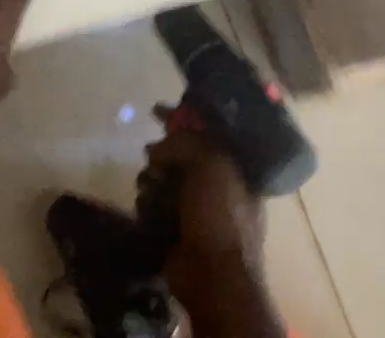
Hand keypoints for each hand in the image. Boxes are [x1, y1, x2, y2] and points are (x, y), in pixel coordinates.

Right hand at [140, 114, 267, 298]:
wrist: (213, 276)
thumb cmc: (221, 215)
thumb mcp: (211, 164)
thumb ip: (184, 142)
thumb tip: (155, 150)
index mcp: (236, 169)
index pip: (208, 133)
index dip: (184, 118)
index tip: (158, 110)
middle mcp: (217, 186)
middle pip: (180, 155)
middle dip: (162, 154)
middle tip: (152, 156)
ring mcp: (194, 209)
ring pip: (162, 178)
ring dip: (152, 181)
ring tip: (152, 188)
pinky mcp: (173, 228)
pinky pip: (152, 204)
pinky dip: (148, 204)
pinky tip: (150, 209)